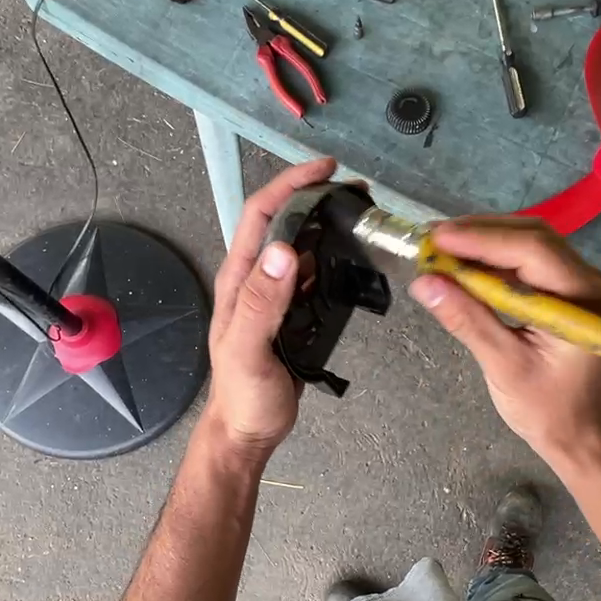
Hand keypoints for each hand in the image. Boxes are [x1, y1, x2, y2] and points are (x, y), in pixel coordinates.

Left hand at [199, 157, 337, 459]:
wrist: (247, 430)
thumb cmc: (244, 395)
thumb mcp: (249, 350)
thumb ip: (263, 302)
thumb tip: (285, 248)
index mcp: (239, 279)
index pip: (261, 215)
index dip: (290, 185)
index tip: (326, 170)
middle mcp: (255, 279)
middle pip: (282, 223)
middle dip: (314, 198)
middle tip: (357, 193)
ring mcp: (273, 296)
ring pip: (298, 246)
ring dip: (325, 227)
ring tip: (361, 218)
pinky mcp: (291, 314)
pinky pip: (310, 276)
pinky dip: (329, 259)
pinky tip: (350, 259)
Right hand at [409, 217, 600, 457]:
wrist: (575, 432)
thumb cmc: (545, 408)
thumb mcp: (502, 365)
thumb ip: (467, 319)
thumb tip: (424, 283)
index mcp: (585, 300)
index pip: (533, 251)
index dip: (482, 240)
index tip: (436, 239)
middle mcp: (591, 280)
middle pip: (533, 237)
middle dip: (480, 234)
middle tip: (432, 240)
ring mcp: (582, 282)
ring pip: (530, 243)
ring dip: (484, 242)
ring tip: (441, 248)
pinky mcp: (567, 288)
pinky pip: (529, 261)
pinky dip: (494, 259)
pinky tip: (464, 263)